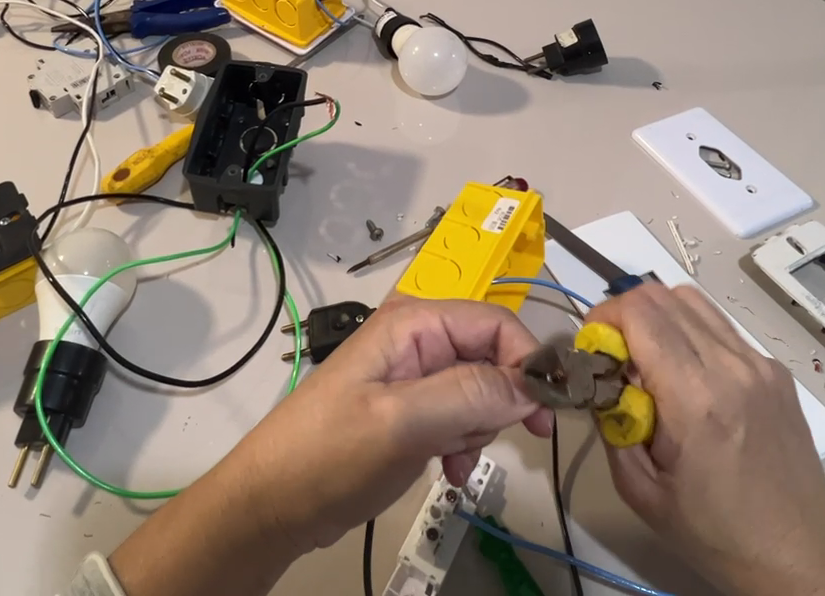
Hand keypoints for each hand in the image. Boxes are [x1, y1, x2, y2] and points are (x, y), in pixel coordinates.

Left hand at [225, 294, 554, 548]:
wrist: (275, 501)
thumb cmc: (331, 453)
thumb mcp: (402, 423)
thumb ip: (468, 395)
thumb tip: (532, 383)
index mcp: (413, 323)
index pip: (493, 322)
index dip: (527, 361)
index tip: (549, 410)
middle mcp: (416, 339)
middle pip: (490, 356)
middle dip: (500, 401)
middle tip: (496, 440)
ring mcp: (412, 375)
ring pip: (479, 391)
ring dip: (478, 429)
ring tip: (453, 460)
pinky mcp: (409, 408)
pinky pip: (458, 416)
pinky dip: (462, 444)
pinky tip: (448, 471)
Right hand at [590, 284, 824, 595]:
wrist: (802, 560)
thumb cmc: (714, 534)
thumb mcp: (639, 489)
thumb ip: (610, 421)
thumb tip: (598, 375)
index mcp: (694, 398)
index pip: (638, 313)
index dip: (603, 318)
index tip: (593, 349)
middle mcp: (730, 367)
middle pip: (660, 296)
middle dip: (624, 314)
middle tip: (614, 354)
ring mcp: (759, 364)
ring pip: (690, 300)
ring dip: (657, 317)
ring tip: (648, 359)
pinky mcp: (775, 370)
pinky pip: (719, 327)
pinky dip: (689, 333)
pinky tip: (689, 376)